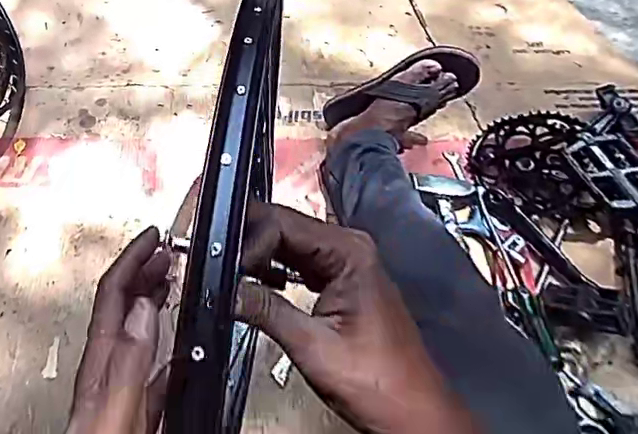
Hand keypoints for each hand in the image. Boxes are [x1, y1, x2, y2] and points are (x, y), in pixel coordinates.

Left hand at [66, 226, 172, 433]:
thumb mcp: (114, 413)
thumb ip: (128, 361)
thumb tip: (142, 305)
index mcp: (100, 363)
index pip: (113, 293)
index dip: (133, 258)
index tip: (155, 236)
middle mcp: (107, 371)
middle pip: (123, 306)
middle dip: (145, 271)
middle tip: (169, 253)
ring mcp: (118, 393)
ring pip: (137, 334)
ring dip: (154, 303)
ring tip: (173, 286)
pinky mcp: (132, 416)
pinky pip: (152, 373)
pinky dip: (168, 352)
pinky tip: (181, 357)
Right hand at [237, 205, 478, 433]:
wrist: (418, 418)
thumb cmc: (381, 386)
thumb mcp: (315, 349)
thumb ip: (268, 312)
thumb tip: (228, 289)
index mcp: (348, 250)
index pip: (283, 224)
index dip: (250, 241)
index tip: (228, 266)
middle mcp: (347, 246)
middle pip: (285, 226)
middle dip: (250, 242)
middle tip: (219, 261)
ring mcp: (345, 260)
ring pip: (288, 242)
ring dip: (259, 255)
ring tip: (232, 271)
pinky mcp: (340, 277)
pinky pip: (298, 259)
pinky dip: (274, 268)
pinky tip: (256, 282)